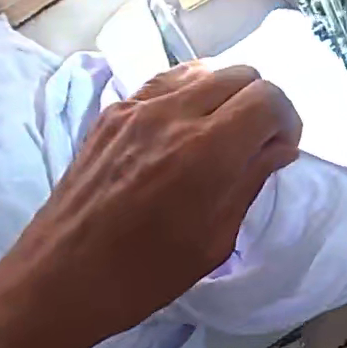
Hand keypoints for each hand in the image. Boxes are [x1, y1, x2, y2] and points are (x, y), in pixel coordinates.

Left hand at [0, 63, 301, 347]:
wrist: (58, 278)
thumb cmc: (143, 275)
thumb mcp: (214, 241)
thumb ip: (250, 181)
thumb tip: (278, 146)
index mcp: (205, 151)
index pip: (268, 98)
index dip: (288, 119)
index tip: (282, 148)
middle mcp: (173, 114)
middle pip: (240, 73)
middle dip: (261, 103)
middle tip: (257, 141)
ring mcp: (136, 107)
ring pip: (203, 69)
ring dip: (225, 94)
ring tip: (221, 132)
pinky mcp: (111, 112)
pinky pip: (165, 82)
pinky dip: (189, 93)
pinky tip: (185, 126)